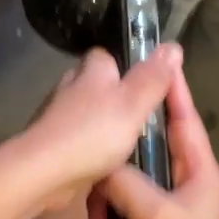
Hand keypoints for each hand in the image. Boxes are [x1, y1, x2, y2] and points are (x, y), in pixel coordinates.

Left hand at [15, 45, 179, 210]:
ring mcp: (57, 117)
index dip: (124, 65)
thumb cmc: (93, 133)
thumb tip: (173, 46)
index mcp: (90, 72)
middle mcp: (70, 88)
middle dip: (113, 96)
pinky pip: (76, 139)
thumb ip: (152, 78)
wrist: (45, 172)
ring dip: (100, 123)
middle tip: (141, 116)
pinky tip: (105, 161)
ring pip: (84, 113)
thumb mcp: (133, 103)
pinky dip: (88, 146)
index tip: (144, 82)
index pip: (105, 56)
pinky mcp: (52, 144)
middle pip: (94, 84)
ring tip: (128, 141)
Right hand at [87, 66, 218, 218]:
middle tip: (94, 144)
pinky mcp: (142, 216)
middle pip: (146, 142)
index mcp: (199, 171)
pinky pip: (116, 195)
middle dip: (118, 150)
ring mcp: (161, 198)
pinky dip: (103, 208)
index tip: (159, 56)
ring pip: (123, 170)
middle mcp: (183, 178)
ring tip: (99, 215)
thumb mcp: (148, 213)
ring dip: (105, 190)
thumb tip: (102, 166)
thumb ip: (123, 177)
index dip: (172, 88)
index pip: (184, 117)